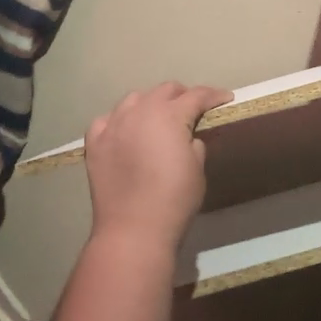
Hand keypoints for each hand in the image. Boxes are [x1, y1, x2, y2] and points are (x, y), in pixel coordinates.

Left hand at [84, 82, 231, 251]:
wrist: (134, 230)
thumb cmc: (174, 199)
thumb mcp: (197, 168)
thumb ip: (194, 143)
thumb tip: (186, 137)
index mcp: (170, 115)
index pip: (196, 96)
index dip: (214, 95)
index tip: (225, 98)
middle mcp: (140, 112)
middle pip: (165, 90)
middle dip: (183, 95)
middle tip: (194, 108)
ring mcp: (113, 126)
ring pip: (134, 99)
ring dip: (151, 103)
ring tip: (158, 117)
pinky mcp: (95, 143)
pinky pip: (107, 120)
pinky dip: (119, 120)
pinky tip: (125, 131)